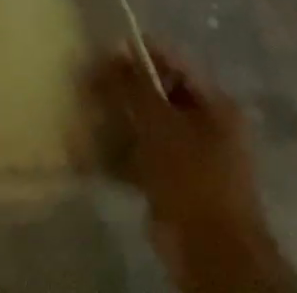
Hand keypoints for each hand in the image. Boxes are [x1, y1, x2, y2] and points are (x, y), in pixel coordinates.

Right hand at [90, 43, 296, 292]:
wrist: (208, 247)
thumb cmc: (190, 174)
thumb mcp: (158, 121)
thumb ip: (131, 85)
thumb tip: (108, 52)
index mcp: (215, 104)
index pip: (171, 62)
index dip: (135, 53)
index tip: (97, 50)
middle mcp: (206, 124)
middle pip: (156, 92)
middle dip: (120, 87)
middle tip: (83, 81)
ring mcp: (189, 153)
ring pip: (144, 123)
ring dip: (115, 118)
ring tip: (81, 110)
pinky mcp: (171, 178)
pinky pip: (139, 151)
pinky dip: (116, 147)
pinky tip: (87, 144)